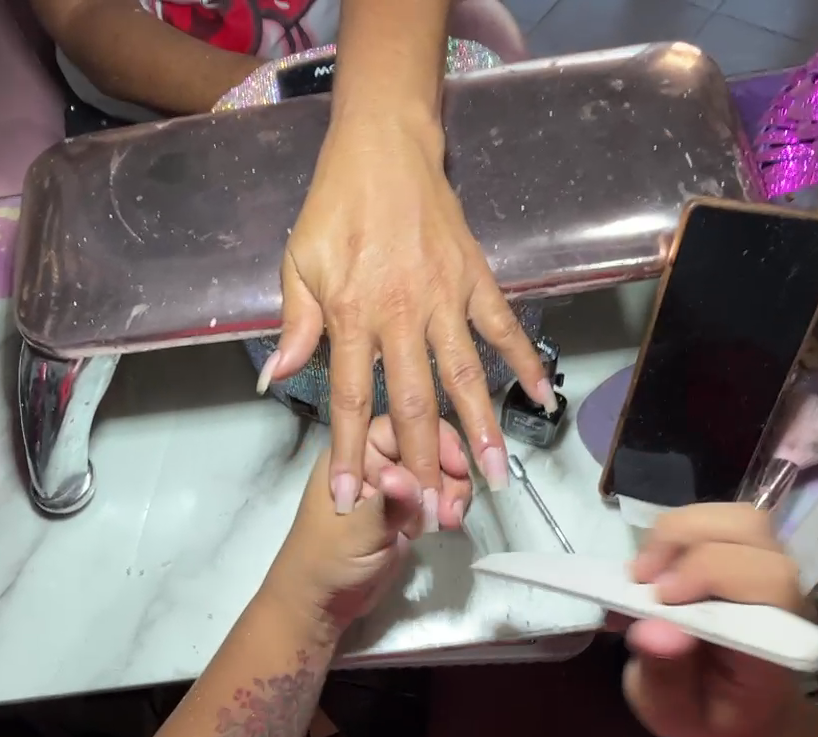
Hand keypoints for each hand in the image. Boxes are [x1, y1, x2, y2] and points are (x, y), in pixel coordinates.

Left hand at [263, 110, 550, 512]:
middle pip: (417, 402)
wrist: (382, 146)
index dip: (351, 453)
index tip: (351, 500)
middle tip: (438, 509)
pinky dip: (523, 361)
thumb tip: (277, 381)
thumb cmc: (334, 209)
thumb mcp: (299, 264)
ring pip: (465, 374)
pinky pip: (502, 327)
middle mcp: (402, 314)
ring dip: (482, 428)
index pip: (353, 399)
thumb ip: (296, 328)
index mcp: (352, 315)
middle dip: (427, 461)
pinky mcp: (476, 279)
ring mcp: (444, 297)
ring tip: (495, 476)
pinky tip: (540, 398)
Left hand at [263, 416, 472, 634]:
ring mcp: (393, 487)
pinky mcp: (407, 511)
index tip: (456, 465)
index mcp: (350, 454)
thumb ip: (387, 505)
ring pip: (437, 472)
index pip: (397, 426)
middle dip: (447, 471)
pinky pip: (438, 497)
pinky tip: (450, 525)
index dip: (430, 439)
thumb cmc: (327, 562)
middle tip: (453, 506)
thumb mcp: (357, 533)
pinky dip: (449, 507)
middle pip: (425, 446)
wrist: (323, 604)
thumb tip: (405, 476)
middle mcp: (374, 462)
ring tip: (450, 521)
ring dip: (453, 492)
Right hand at [620, 506, 807, 736]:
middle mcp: (781, 593)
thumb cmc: (705, 712)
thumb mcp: (674, 714)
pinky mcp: (740, 555)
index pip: (767, 580)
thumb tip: (652, 629)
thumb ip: (665, 677)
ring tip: (641, 573)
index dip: (710, 572)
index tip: (658, 598)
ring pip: (732, 517)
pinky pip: (712, 521)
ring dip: (675, 532)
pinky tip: (650, 569)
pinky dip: (671, 534)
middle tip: (639, 580)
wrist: (733, 709)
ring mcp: (764, 567)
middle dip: (685, 541)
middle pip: (749, 529)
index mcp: (776, 639)